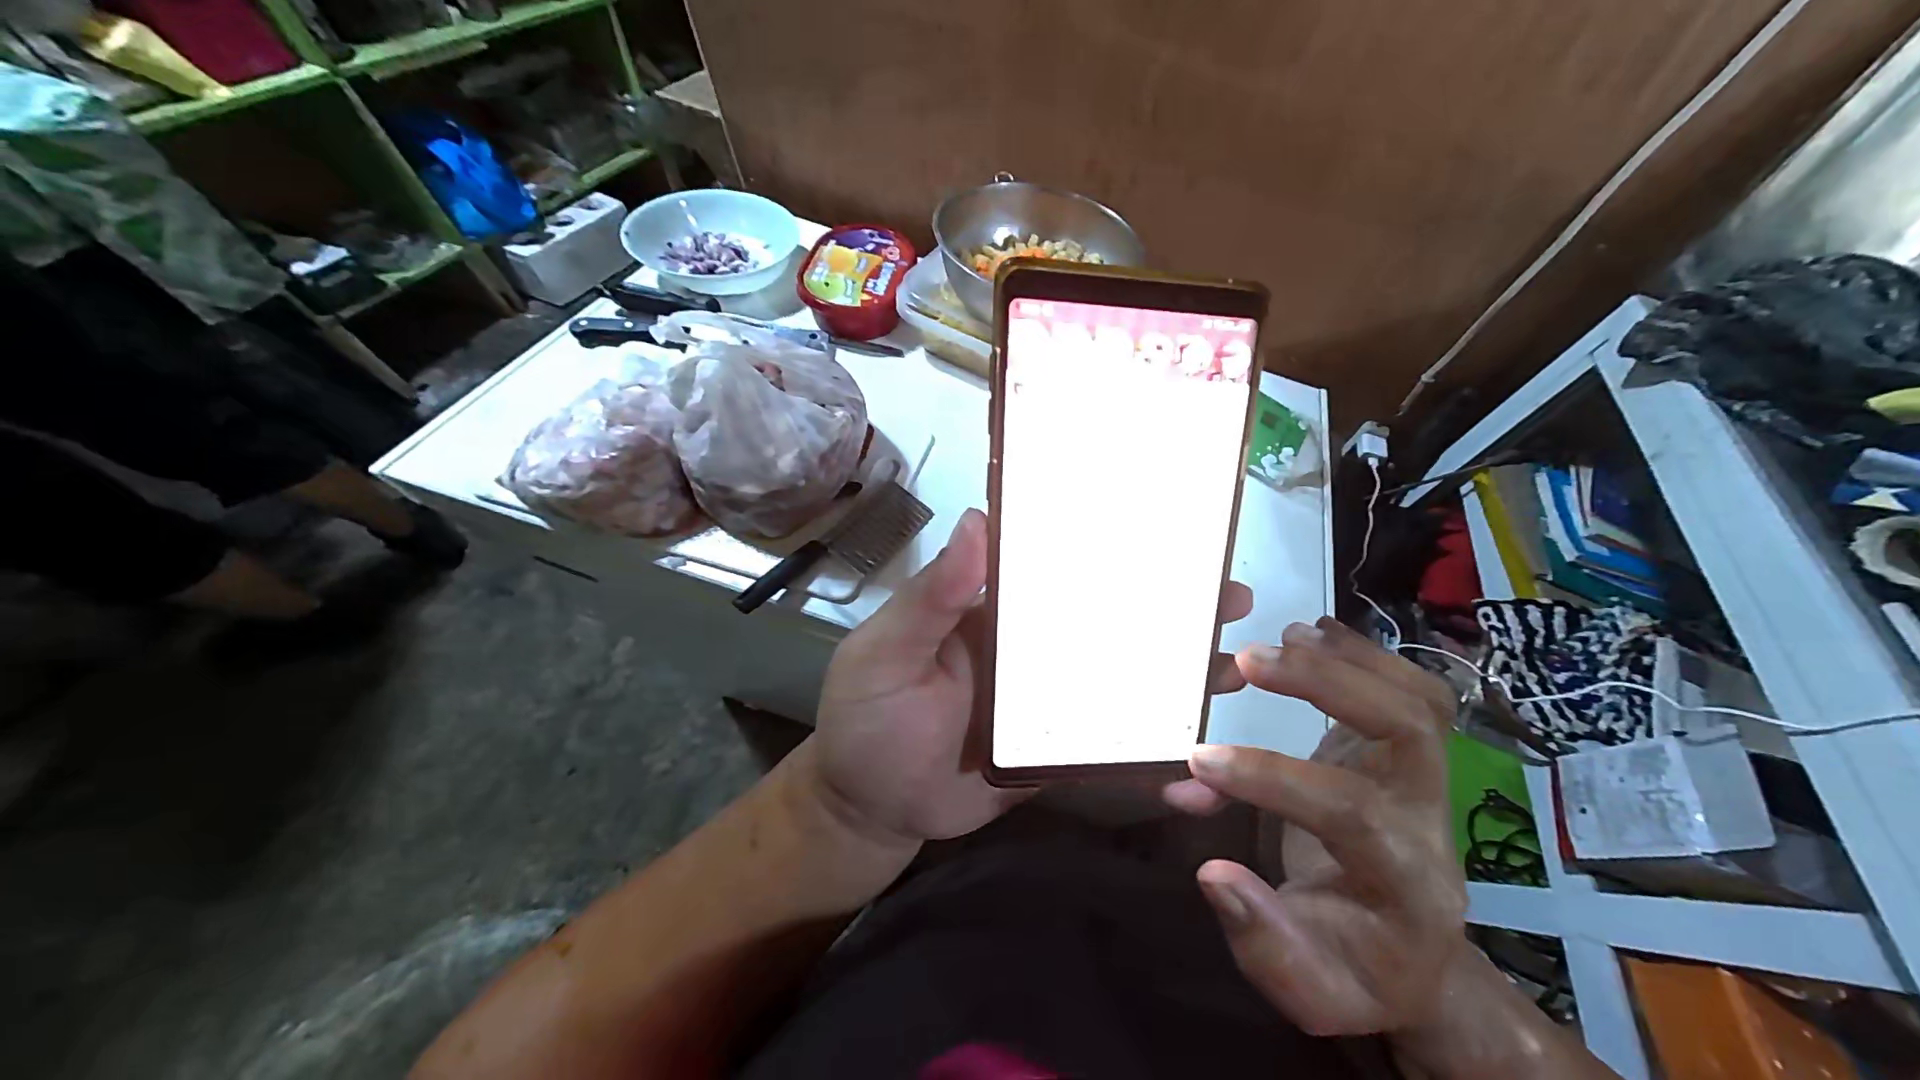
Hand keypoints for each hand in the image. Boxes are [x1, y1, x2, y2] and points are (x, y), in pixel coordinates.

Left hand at [802, 508, 1254, 847]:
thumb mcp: (887, 652)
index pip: (1061, 567)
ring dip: (1179, 674)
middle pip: (1111, 621)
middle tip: (1232, 598)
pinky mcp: (1061, 755)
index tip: (1174, 534)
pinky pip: (1115, 751)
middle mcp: (1033, 649)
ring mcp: (1052, 704)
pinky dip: (1156, 760)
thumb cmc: (867, 719)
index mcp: (998, 611)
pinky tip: (1199, 772)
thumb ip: (932, 596)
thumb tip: (976, 519)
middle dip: (1171, 609)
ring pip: (1126, 681)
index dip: (1114, 548)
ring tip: (1235, 669)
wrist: (871, 810)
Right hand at [1164, 616, 1465, 1037]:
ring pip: (1418, 699)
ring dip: (1350, 656)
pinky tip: (1314, 633)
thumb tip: (1213, 873)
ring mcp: (1426, 781)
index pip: (1350, 811)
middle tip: (1248, 659)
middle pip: (1408, 728)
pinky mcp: (1406, 756)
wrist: (1413, 957)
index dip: (1270, 777)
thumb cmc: (1353, 971)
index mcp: (1406, 881)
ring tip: (1284, 633)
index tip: (1199, 759)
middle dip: (1327, 682)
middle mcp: (1429, 820)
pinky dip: (1365, 654)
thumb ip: (1262, 938)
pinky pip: (1410, 692)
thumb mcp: (1306, 988)